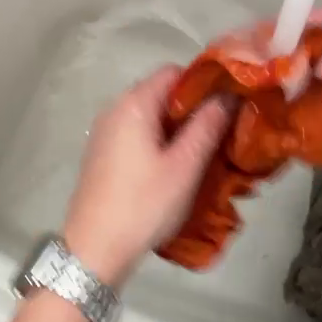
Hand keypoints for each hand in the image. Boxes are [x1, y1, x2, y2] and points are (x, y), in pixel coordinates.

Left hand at [60, 66, 232, 288]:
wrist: (94, 248)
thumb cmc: (143, 204)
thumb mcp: (184, 167)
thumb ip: (206, 127)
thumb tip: (227, 96)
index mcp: (134, 103)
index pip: (172, 72)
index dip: (202, 83)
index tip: (225, 105)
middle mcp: (115, 108)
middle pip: (159, 92)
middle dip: (190, 108)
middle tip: (218, 133)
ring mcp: (105, 130)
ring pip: (148, 115)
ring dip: (174, 128)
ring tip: (200, 154)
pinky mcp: (102, 152)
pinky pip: (135, 133)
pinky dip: (156, 141)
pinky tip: (172, 168)